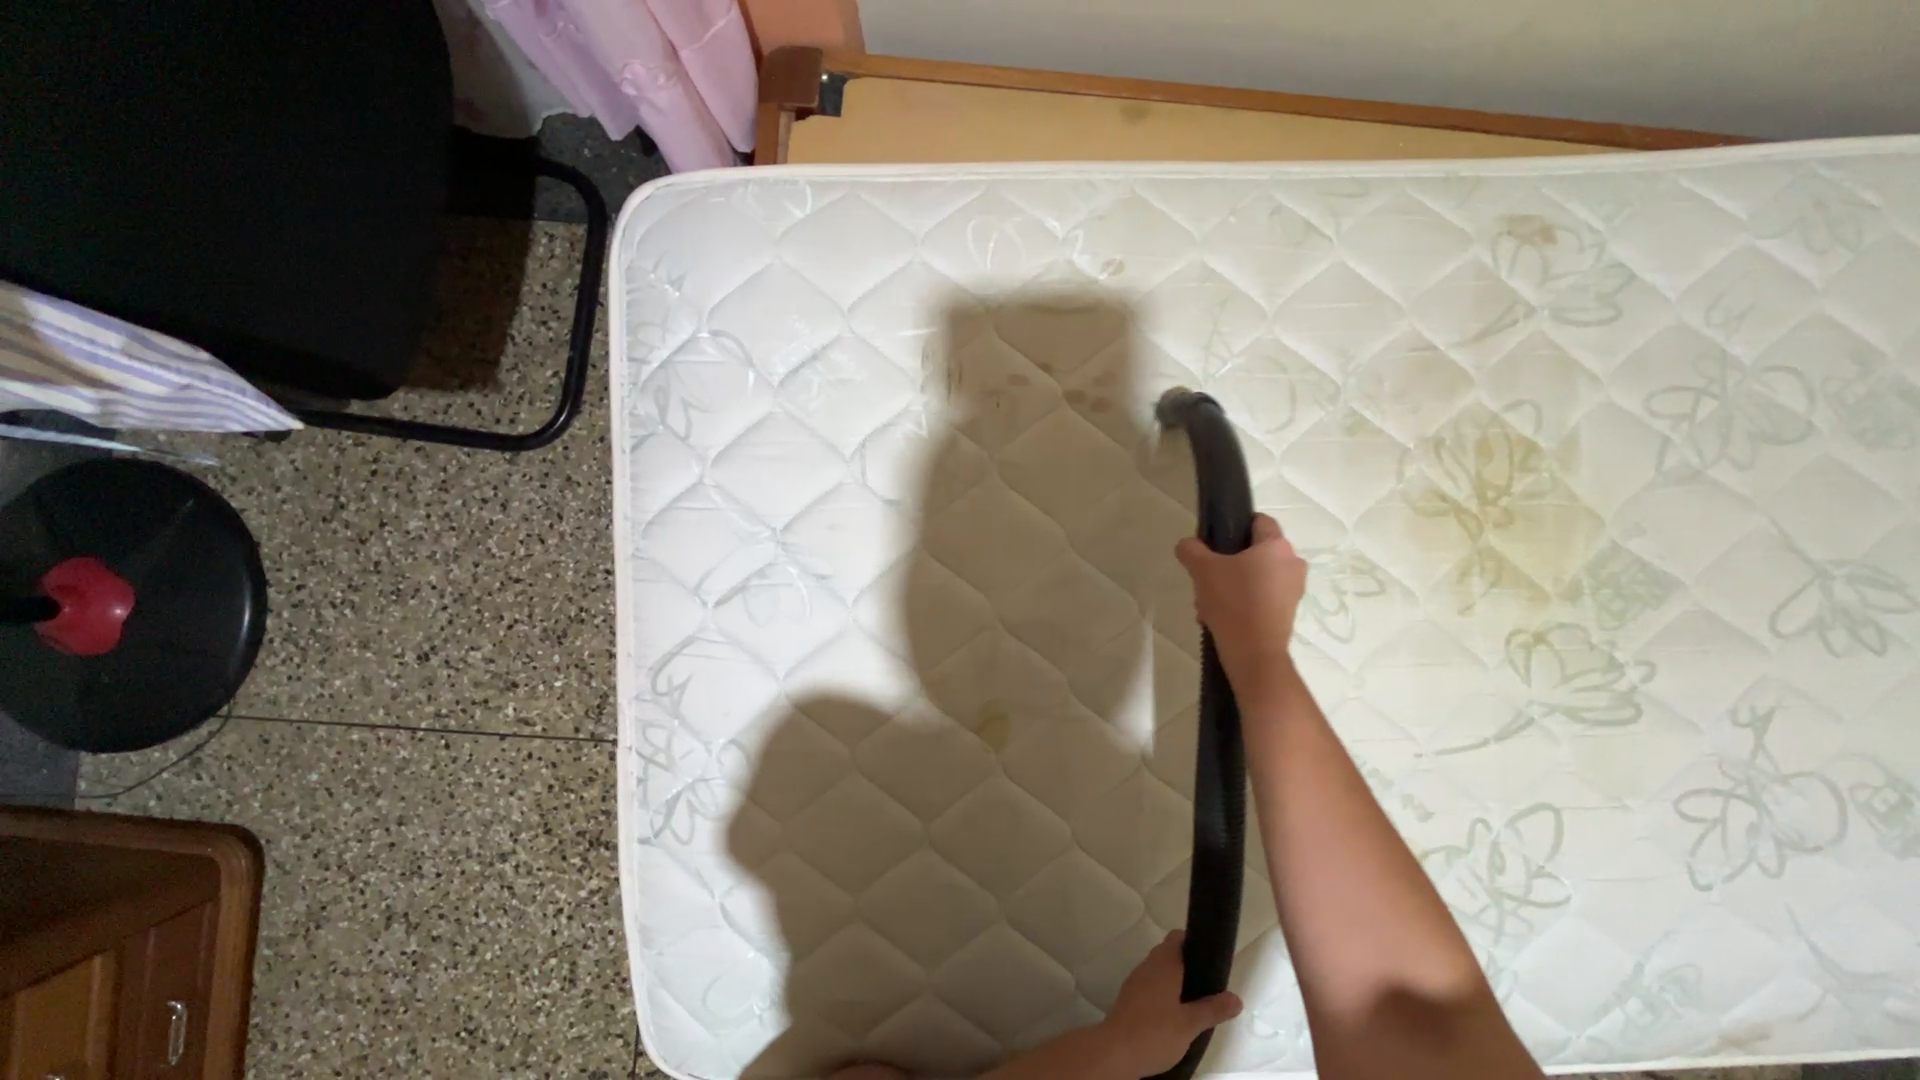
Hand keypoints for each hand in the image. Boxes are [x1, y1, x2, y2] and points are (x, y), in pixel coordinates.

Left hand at [1099, 931, 1243, 1076]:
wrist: (1115, 1051)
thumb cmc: (1155, 1032)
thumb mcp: (1190, 1024)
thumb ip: (1213, 1009)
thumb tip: (1236, 998)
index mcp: (1163, 964)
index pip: (1177, 937)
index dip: (1193, 942)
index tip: (1210, 957)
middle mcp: (1148, 966)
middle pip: (1169, 954)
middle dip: (1188, 965)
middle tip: (1208, 984)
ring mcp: (1136, 981)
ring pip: (1159, 971)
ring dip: (1175, 981)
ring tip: (1195, 1001)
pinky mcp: (1129, 998)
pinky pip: (1150, 986)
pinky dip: (1163, 993)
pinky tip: (1173, 1013)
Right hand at [1175, 513, 1307, 698]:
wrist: (1254, 652)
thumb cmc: (1232, 601)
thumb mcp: (1202, 570)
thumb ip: (1191, 550)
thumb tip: (1187, 545)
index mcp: (1277, 545)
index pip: (1259, 521)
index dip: (1235, 527)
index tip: (1215, 543)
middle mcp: (1293, 563)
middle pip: (1255, 553)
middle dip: (1228, 564)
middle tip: (1207, 579)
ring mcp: (1294, 590)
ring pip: (1256, 577)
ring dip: (1232, 586)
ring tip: (1209, 604)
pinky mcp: (1288, 612)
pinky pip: (1262, 598)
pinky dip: (1243, 604)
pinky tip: (1221, 619)